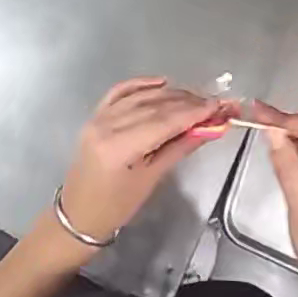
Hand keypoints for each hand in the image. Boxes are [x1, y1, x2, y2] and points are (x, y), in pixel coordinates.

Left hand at [56, 77, 226, 254]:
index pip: (163, 121)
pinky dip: (140, 85)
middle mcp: (106, 126)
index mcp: (119, 147)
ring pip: (140, 97)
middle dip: (186, 102)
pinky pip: (119, 92)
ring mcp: (98, 119)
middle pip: (153, 106)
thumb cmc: (116, 206)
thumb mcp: (151, 179)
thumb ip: (179, 148)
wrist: (79, 214)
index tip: (218, 106)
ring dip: (169, 94)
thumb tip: (209, 129)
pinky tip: (161, 82)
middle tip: (213, 102)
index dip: (193, 112)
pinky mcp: (95, 117)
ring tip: (195, 97)